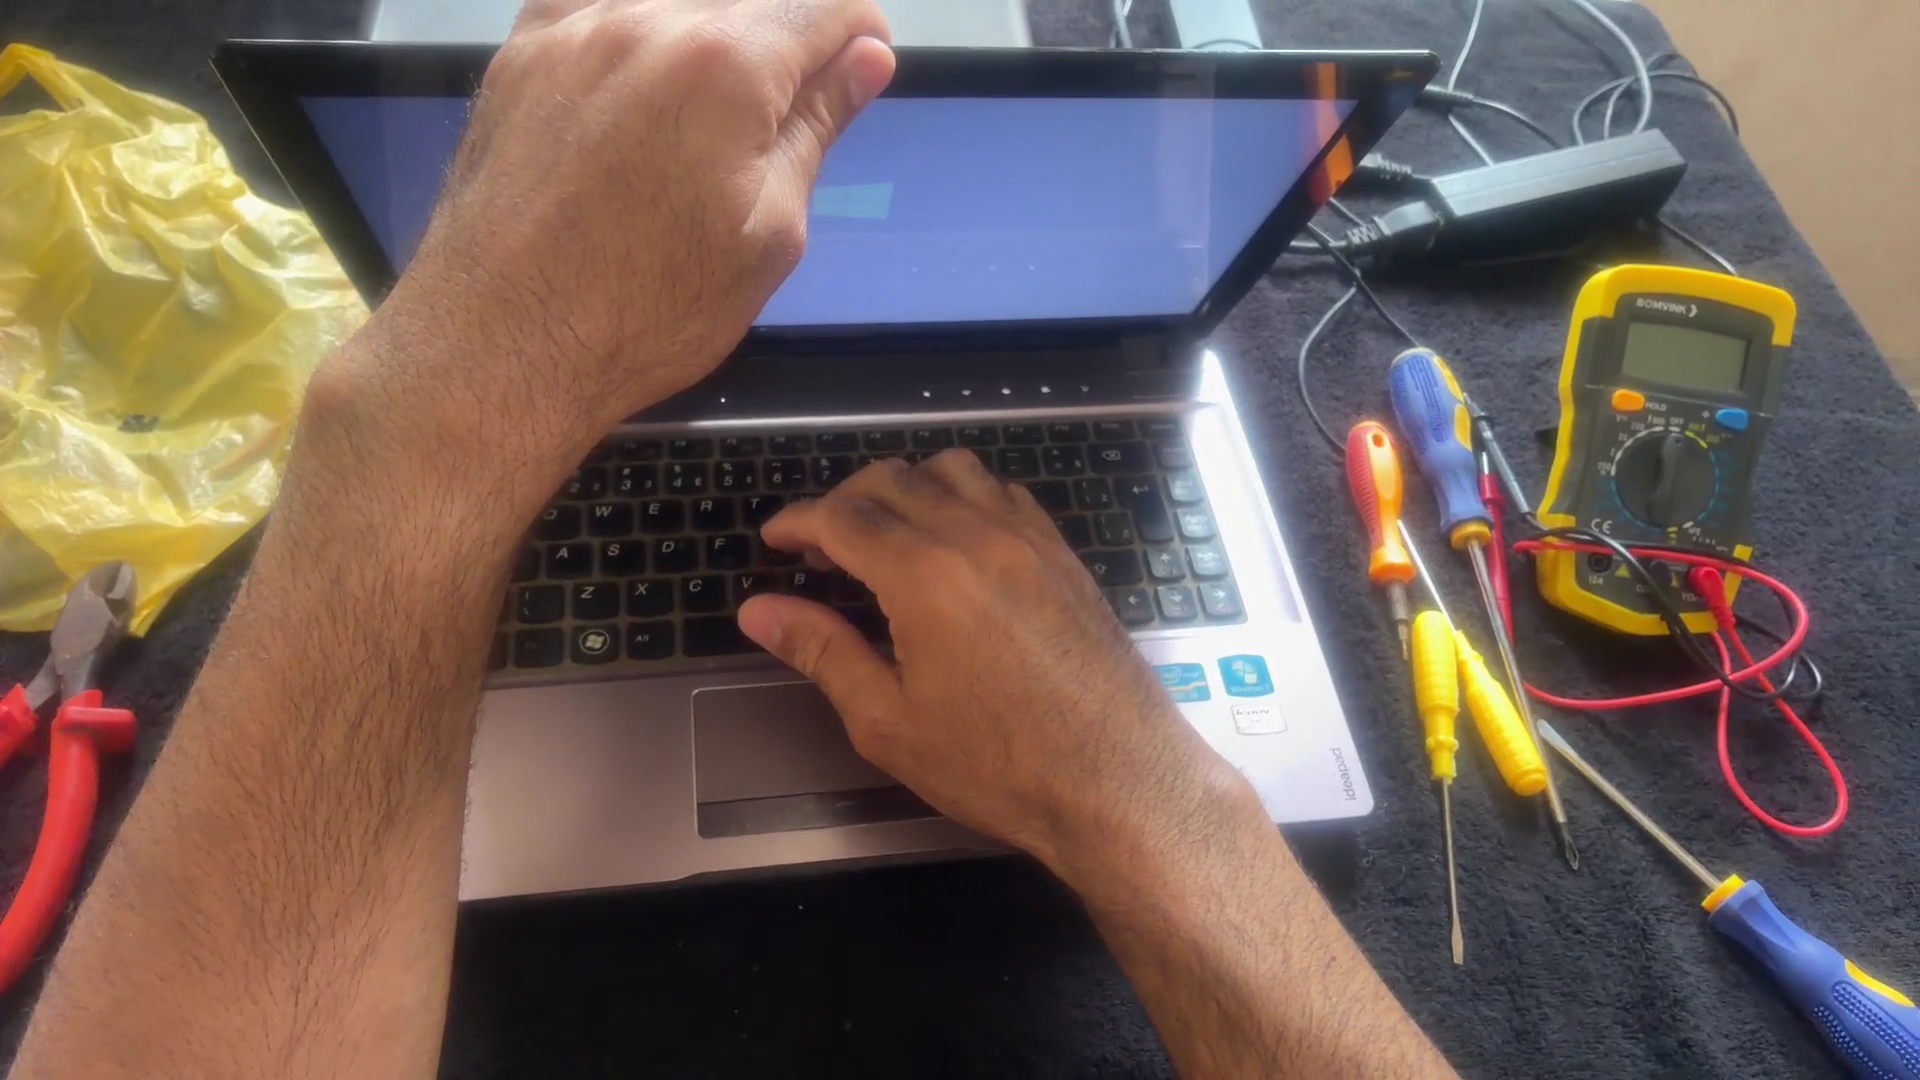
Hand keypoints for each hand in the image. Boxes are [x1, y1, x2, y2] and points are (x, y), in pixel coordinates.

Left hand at [312, 0, 894, 515]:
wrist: (508, 341)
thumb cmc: (661, 309)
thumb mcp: (769, 234)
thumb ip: (816, 131)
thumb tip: (867, 59)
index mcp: (726, 66)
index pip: (818, 11)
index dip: (857, 30)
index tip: (869, 58)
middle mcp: (647, 16)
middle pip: (745, 2)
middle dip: (786, 44)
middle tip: (790, 119)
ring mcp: (571, 25)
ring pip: (673, 4)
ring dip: (716, 44)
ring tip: (716, 122)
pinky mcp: (519, 52)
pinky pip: (603, 11)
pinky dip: (646, 38)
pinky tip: (648, 90)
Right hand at [737, 452, 1241, 869]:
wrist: (1119, 779)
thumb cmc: (997, 764)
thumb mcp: (888, 720)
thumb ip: (821, 650)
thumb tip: (760, 610)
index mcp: (925, 573)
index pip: (842, 517)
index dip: (798, 523)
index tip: (776, 539)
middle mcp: (977, 533)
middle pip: (893, 478)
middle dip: (843, 501)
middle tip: (821, 548)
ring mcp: (1028, 536)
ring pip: (952, 469)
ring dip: (906, 486)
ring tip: (886, 533)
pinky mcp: (1061, 551)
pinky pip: (1003, 492)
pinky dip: (963, 495)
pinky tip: (956, 540)